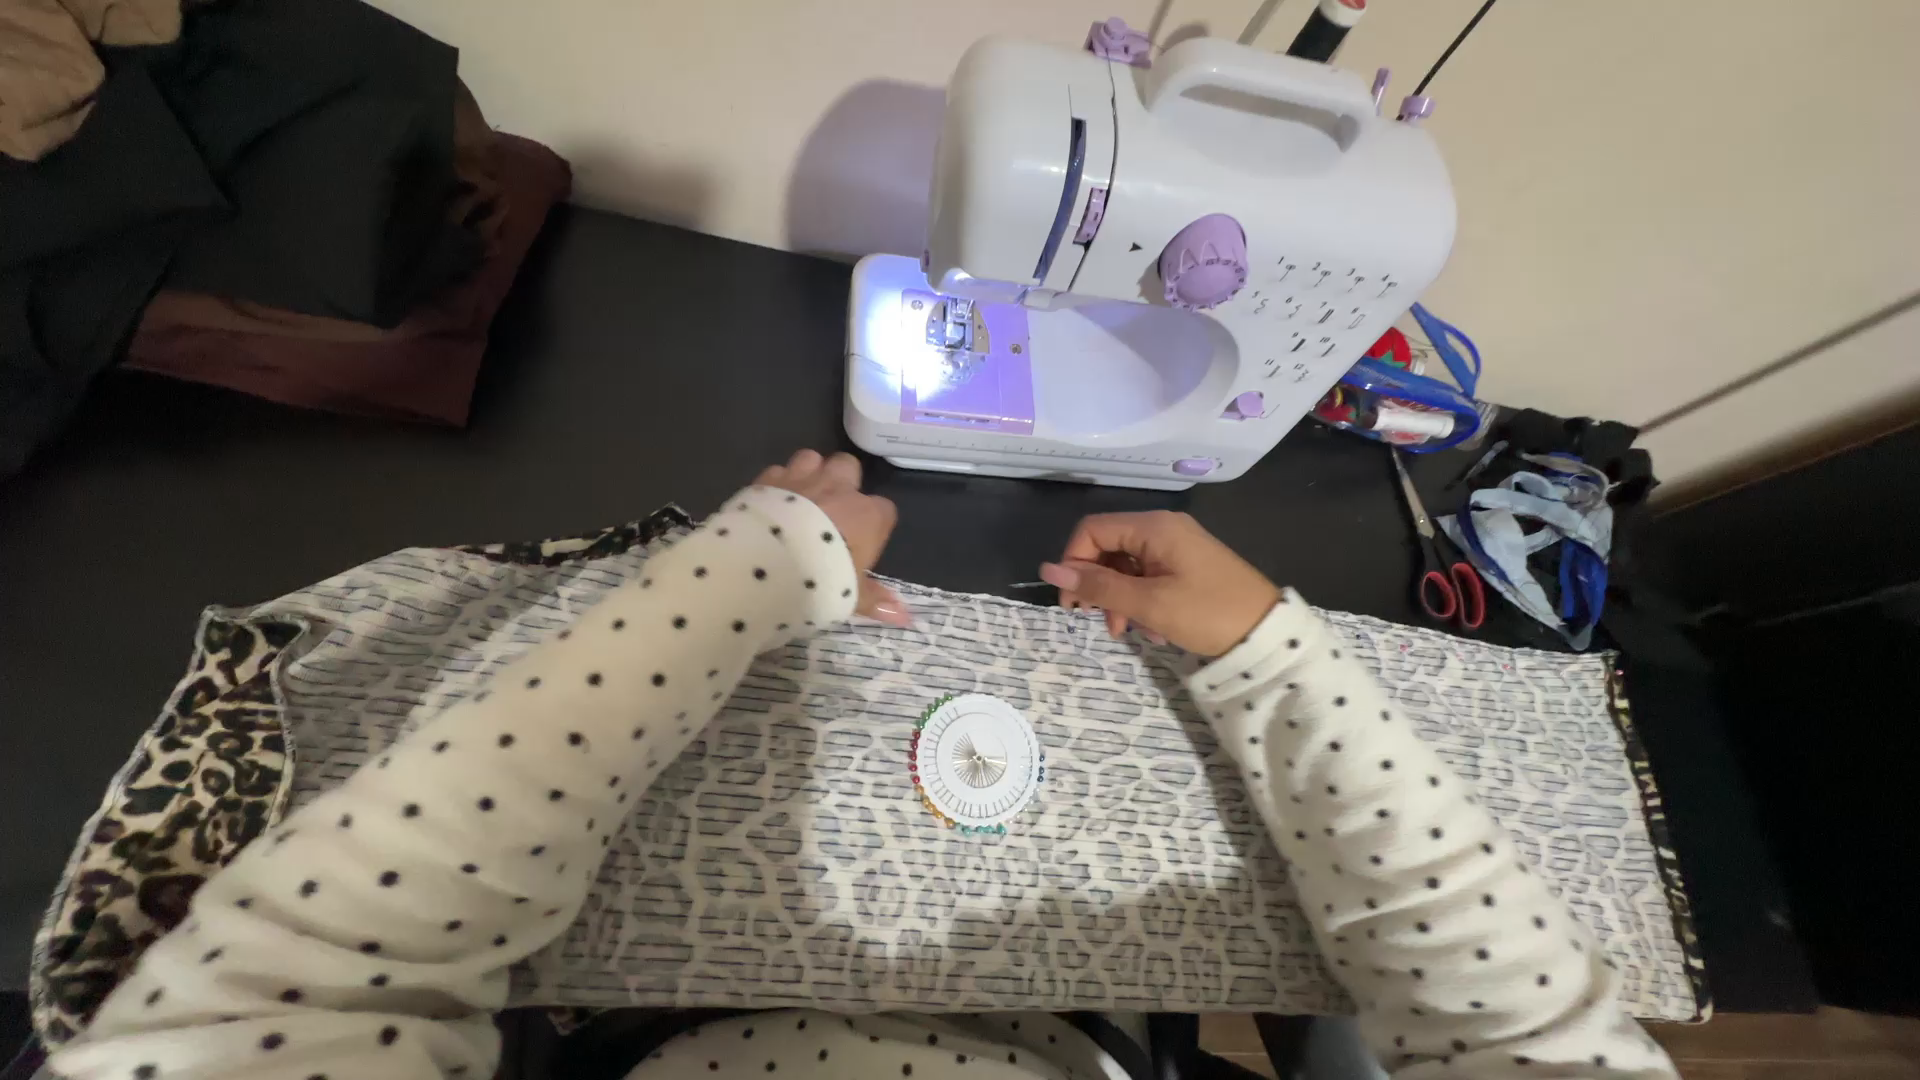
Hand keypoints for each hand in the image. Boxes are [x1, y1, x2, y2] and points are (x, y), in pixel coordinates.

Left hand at [754, 449, 911, 626]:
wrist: (767, 564)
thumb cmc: (821, 581)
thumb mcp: (851, 597)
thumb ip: (876, 600)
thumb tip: (906, 618)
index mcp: (867, 515)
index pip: (884, 510)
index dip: (874, 525)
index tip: (863, 543)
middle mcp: (838, 488)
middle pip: (848, 466)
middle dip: (843, 480)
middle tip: (832, 508)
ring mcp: (801, 479)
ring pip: (811, 458)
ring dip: (810, 473)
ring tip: (801, 497)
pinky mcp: (767, 480)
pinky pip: (778, 470)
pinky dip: (777, 482)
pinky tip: (772, 501)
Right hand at [1040, 511, 1280, 655]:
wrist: (1269, 634)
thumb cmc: (1207, 613)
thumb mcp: (1148, 603)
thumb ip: (1097, 586)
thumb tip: (1047, 570)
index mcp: (1153, 527)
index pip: (1092, 530)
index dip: (1074, 562)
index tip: (1073, 602)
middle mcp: (1163, 528)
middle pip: (1108, 547)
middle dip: (1099, 586)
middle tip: (1101, 621)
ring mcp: (1177, 546)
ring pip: (1127, 566)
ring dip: (1119, 598)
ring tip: (1128, 631)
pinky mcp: (1187, 564)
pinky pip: (1148, 575)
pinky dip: (1141, 600)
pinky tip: (1152, 628)